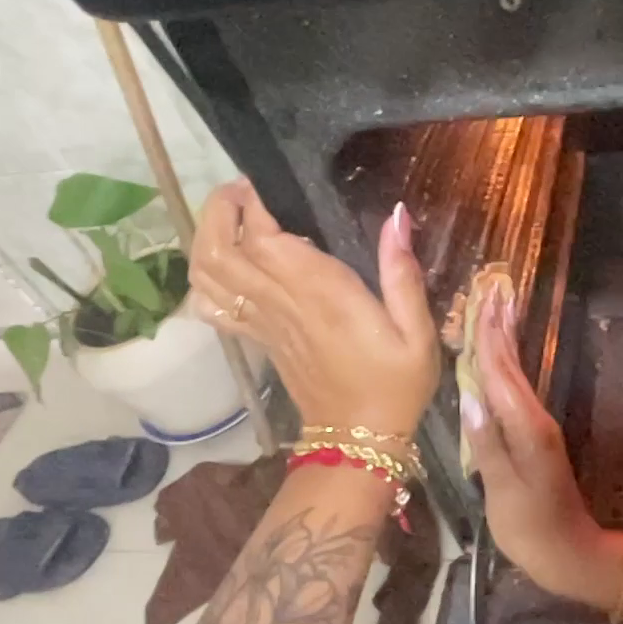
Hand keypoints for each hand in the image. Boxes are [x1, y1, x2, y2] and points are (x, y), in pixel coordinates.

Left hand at [189, 182, 439, 436]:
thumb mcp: (417, 332)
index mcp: (323, 297)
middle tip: (243, 191)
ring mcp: (264, 324)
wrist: (360, 439)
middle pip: (222, 251)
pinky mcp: (258, 339)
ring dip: (207, 239)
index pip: (266, 241)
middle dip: (220, 211)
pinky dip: (205, 279)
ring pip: (208, 276)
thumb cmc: (396, 383)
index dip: (255, 208)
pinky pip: (213, 307)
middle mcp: (283, 306)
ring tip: (232, 217)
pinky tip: (226, 264)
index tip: (265, 184)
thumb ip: (403, 274)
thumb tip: (396, 217)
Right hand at [461, 285, 614, 597]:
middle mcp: (535, 419)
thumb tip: (468, 399)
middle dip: (499, 329)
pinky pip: (516, 392)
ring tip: (496, 312)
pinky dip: (505, 369)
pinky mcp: (535, 438)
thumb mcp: (503, 492)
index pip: (500, 374)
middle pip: (512, 366)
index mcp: (527, 428)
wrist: (570, 553)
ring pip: (516, 375)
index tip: (482, 302)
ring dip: (505, 342)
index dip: (488, 339)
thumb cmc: (531, 529)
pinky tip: (499, 361)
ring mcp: (538, 427)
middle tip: (492, 291)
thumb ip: (486, 445)